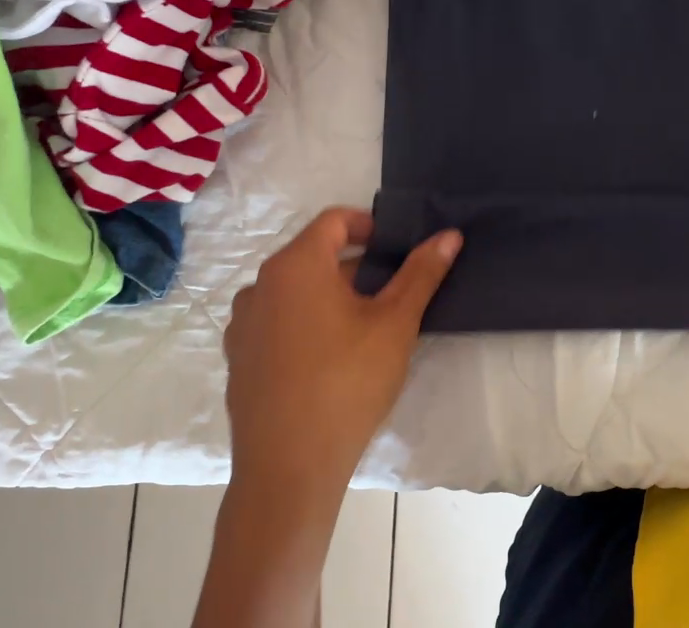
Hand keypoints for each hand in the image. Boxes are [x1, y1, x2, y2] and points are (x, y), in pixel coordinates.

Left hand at [222, 207, 461, 496]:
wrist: (289, 468)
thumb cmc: (347, 383)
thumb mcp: (396, 323)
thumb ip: (422, 273)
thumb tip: (449, 235)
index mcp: (294, 267)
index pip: (335, 221)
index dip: (372, 225)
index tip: (400, 250)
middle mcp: (258, 287)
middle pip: (314, 255)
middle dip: (357, 265)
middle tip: (395, 292)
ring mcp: (242, 325)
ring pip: (295, 291)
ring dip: (332, 295)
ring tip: (368, 327)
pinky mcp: (238, 360)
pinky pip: (278, 322)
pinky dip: (307, 323)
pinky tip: (334, 358)